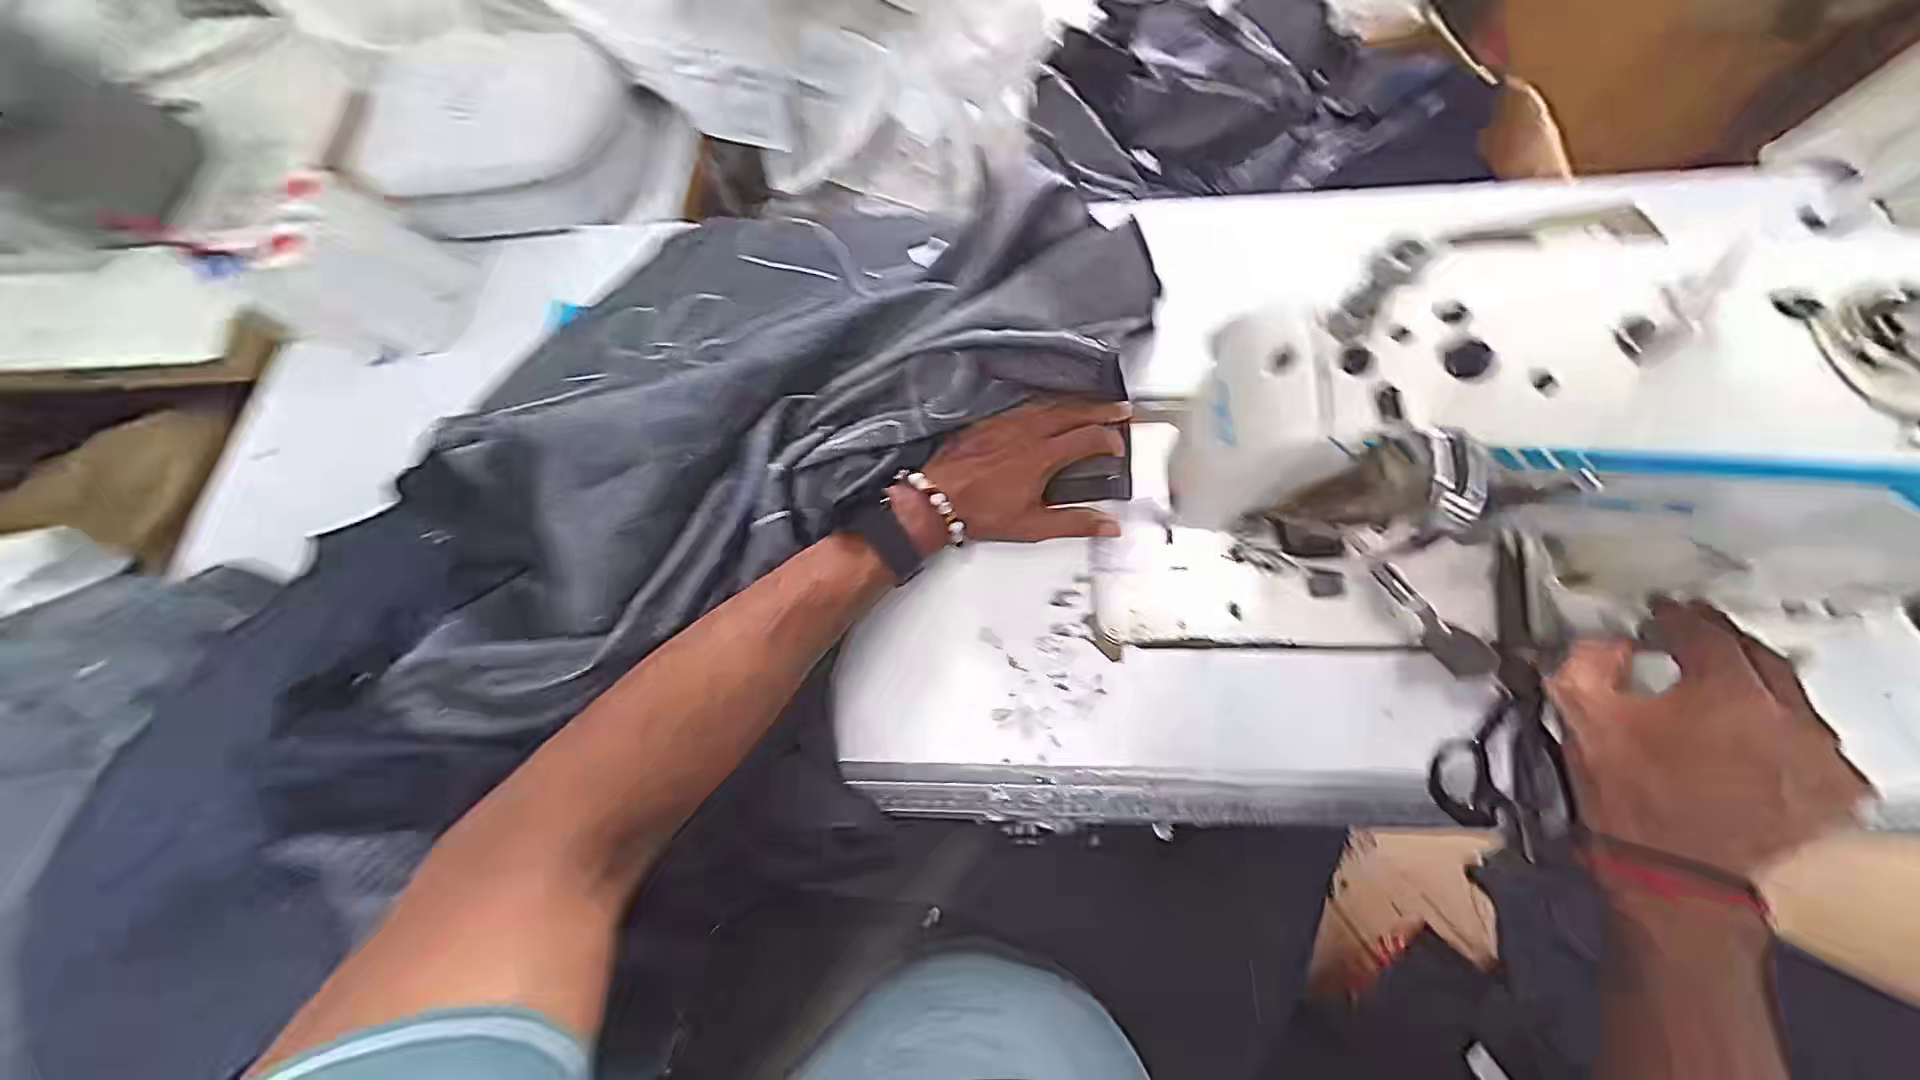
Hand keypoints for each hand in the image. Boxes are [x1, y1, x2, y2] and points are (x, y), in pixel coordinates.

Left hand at [890, 401, 1129, 552]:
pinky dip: (1046, 403)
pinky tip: (1046, 408)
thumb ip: (1075, 523)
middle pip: (1074, 412)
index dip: (1109, 439)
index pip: (1088, 438)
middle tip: (1119, 410)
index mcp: (1042, 455)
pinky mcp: (990, 422)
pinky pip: (1025, 405)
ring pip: (1050, 404)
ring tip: (1090, 405)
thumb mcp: (1033, 525)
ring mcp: (1006, 423)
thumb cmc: (978, 510)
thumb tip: (1106, 525)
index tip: (1118, 445)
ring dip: (1075, 403)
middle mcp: (1026, 432)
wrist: (938, 498)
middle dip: (1101, 410)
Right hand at [1547, 599, 1871, 878]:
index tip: (1664, 614)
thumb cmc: (1627, 792)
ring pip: (1790, 697)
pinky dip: (1777, 726)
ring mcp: (1821, 757)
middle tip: (1690, 635)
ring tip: (1713, 685)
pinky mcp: (1835, 789)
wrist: (1669, 862)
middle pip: (1759, 658)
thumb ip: (1589, 660)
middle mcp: (1790, 719)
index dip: (1677, 617)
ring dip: (1751, 684)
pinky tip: (1744, 731)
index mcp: (1728, 694)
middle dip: (1719, 641)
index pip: (1706, 633)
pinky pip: (1809, 739)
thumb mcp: (1580, 711)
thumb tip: (1611, 643)